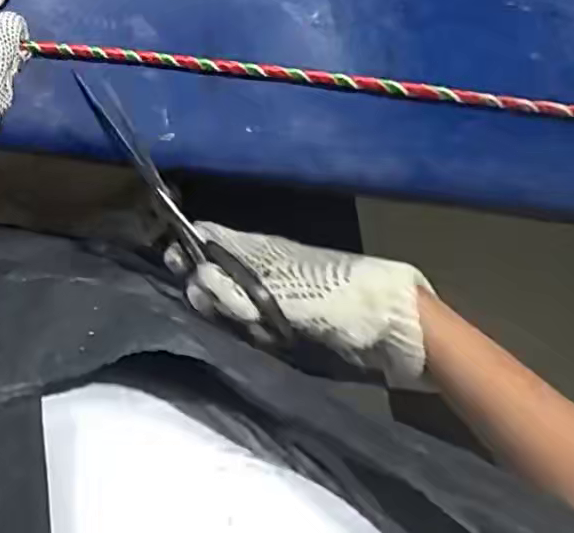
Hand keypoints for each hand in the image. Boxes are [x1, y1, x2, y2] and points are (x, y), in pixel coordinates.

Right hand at [166, 222, 432, 384]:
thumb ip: (231, 287)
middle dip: (203, 286)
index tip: (175, 267)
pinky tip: (260, 338)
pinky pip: (251, 316)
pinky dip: (249, 327)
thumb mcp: (278, 291)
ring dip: (228, 312)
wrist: (398, 328)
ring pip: (229, 294)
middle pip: (210, 266)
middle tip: (208, 307)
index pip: (202, 235)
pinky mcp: (288, 314)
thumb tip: (193, 281)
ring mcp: (274, 287)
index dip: (184, 247)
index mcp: (251, 245)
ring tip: (243, 327)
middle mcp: (257, 261)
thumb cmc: (336, 299)